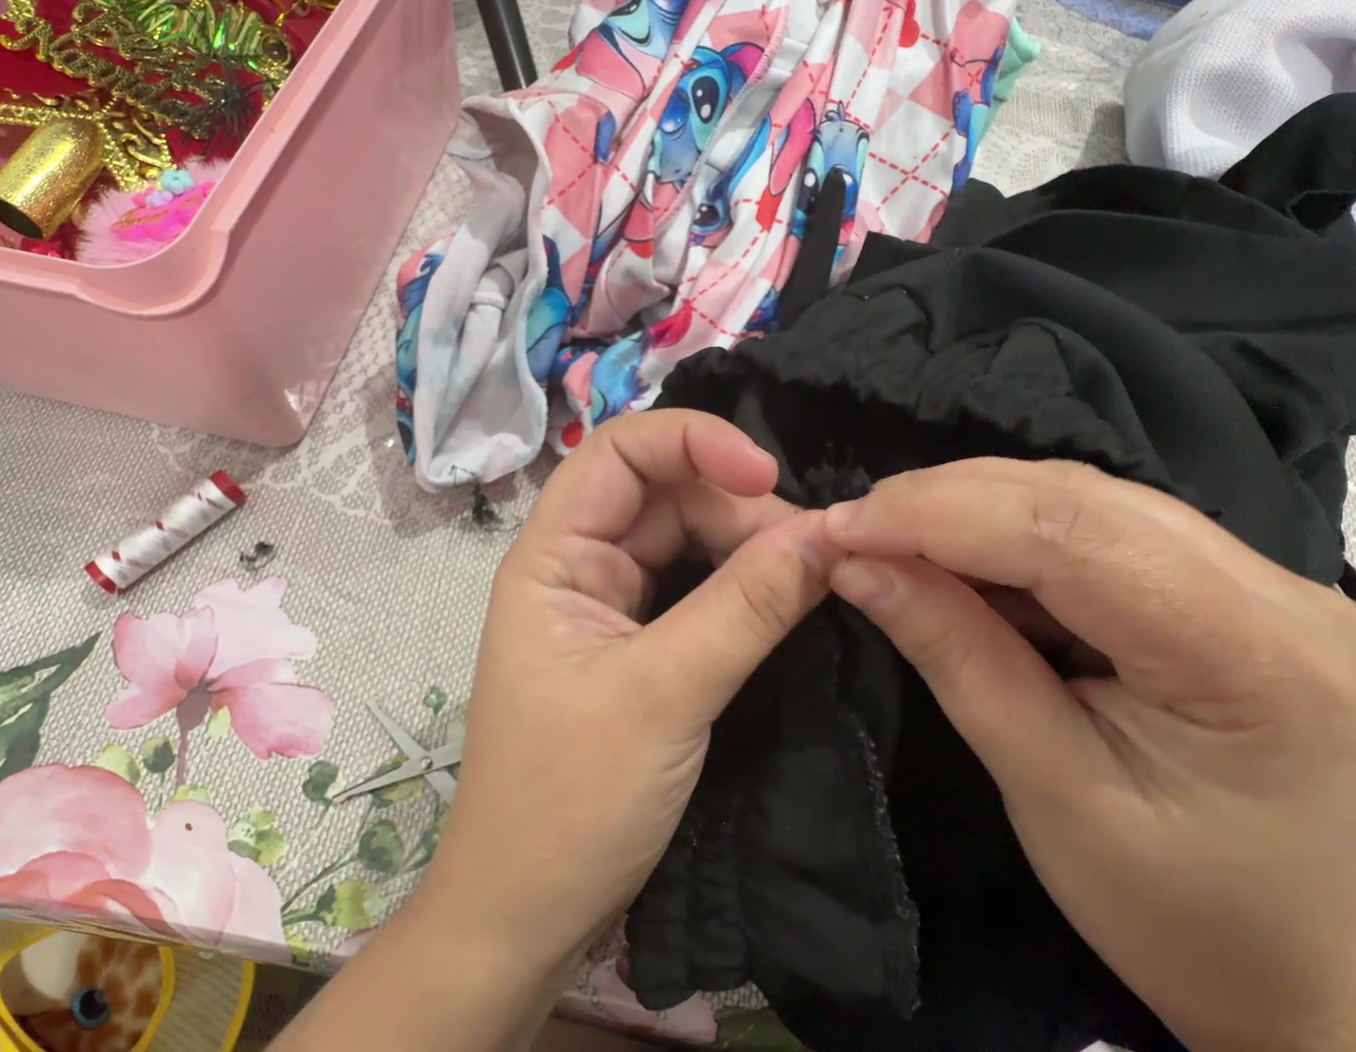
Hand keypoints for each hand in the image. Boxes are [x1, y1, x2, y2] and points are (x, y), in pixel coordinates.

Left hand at [281, 411, 839, 1051]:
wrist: (525, 913)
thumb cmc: (571, 802)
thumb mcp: (664, 695)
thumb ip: (747, 607)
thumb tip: (829, 532)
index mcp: (551, 558)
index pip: (618, 453)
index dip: (693, 441)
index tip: (769, 476)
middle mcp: (576, 570)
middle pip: (662, 495)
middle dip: (738, 506)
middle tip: (815, 553)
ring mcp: (607, 613)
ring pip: (684, 543)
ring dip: (747, 547)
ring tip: (812, 577)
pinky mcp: (636, 654)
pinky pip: (693, 593)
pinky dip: (741, 588)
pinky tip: (786, 597)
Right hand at [820, 459, 1355, 1051]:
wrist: (1288, 971)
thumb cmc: (1172, 911)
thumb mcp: (1048, 790)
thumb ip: (959, 660)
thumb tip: (859, 567)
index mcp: (1255, 655)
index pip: (1073, 534)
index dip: (940, 514)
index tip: (840, 528)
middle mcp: (1280, 592)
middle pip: (1081, 499)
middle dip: (947, 502)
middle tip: (851, 530)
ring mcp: (1266, 583)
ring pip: (1088, 501)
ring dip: (974, 511)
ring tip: (888, 541)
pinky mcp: (1233, 591)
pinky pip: (1102, 532)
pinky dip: (1012, 537)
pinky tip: (958, 561)